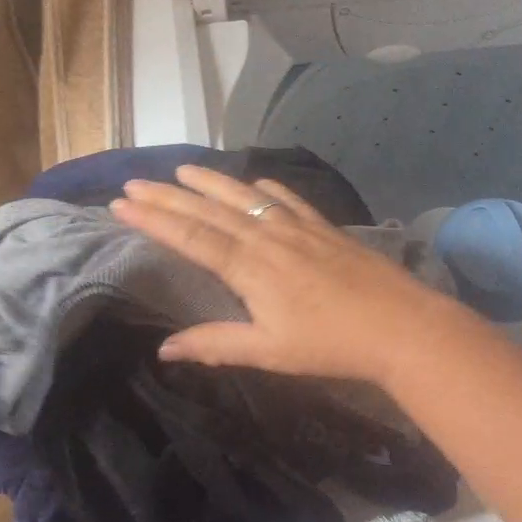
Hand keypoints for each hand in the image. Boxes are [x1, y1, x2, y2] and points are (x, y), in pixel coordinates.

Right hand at [110, 165, 494, 384]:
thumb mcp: (268, 352)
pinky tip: (258, 182)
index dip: (154, 220)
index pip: (191, 237)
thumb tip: (164, 350)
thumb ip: (215, 345)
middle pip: (209, 211)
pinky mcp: (324, 228)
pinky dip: (267, 189)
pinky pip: (288, 200)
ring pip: (245, 197)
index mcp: (249, 267)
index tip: (122, 204)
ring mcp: (298, 228)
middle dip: (168, 196)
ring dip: (211, 182)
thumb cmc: (330, 344)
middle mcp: (267, 237)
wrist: (400, 324)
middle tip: (134, 182)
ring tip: (181, 170)